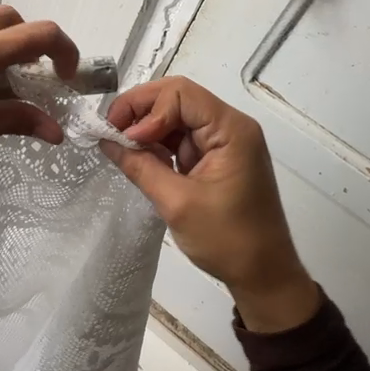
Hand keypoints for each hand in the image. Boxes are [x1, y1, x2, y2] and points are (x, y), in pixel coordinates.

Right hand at [100, 77, 320, 332]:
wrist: (263, 276)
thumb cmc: (228, 240)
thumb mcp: (177, 203)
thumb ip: (140, 166)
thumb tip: (106, 141)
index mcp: (231, 130)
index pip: (180, 94)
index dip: (147, 109)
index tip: (125, 139)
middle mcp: (230, 127)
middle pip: (177, 98)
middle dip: (141, 111)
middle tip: (111, 131)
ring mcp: (223, 142)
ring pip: (175, 116)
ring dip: (146, 128)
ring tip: (119, 146)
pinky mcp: (215, 159)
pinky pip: (180, 138)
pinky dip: (157, 144)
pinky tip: (138, 157)